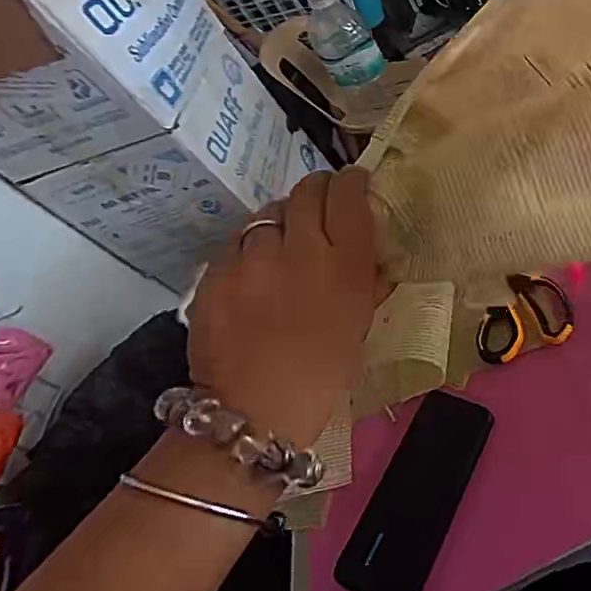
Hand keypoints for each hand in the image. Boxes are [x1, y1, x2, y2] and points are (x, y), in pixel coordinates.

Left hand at [187, 167, 390, 446]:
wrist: (256, 410)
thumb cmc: (326, 369)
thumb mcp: (362, 318)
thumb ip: (368, 278)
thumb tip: (374, 252)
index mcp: (347, 263)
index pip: (350, 196)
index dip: (353, 180)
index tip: (355, 181)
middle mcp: (301, 249)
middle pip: (308, 191)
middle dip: (318, 189)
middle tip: (322, 199)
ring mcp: (253, 259)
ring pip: (269, 213)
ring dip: (282, 219)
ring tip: (283, 239)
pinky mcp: (215, 274)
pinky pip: (236, 241)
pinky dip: (249, 246)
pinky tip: (253, 268)